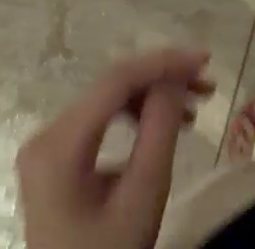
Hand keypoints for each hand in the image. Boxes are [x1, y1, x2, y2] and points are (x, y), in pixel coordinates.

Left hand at [18, 49, 214, 248]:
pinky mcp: (58, 155)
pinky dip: (137, 113)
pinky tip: (165, 122)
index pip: (116, 81)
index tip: (206, 61)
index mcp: (58, 145)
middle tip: (207, 86)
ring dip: (154, 94)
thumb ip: (160, 129)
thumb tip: (176, 77)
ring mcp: (49, 144)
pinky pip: (102, 117)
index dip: (163, 63)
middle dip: (163, 78)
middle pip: (112, 86)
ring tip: (195, 106)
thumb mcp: (143, 194)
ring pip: (110, 98)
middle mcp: (46, 134)